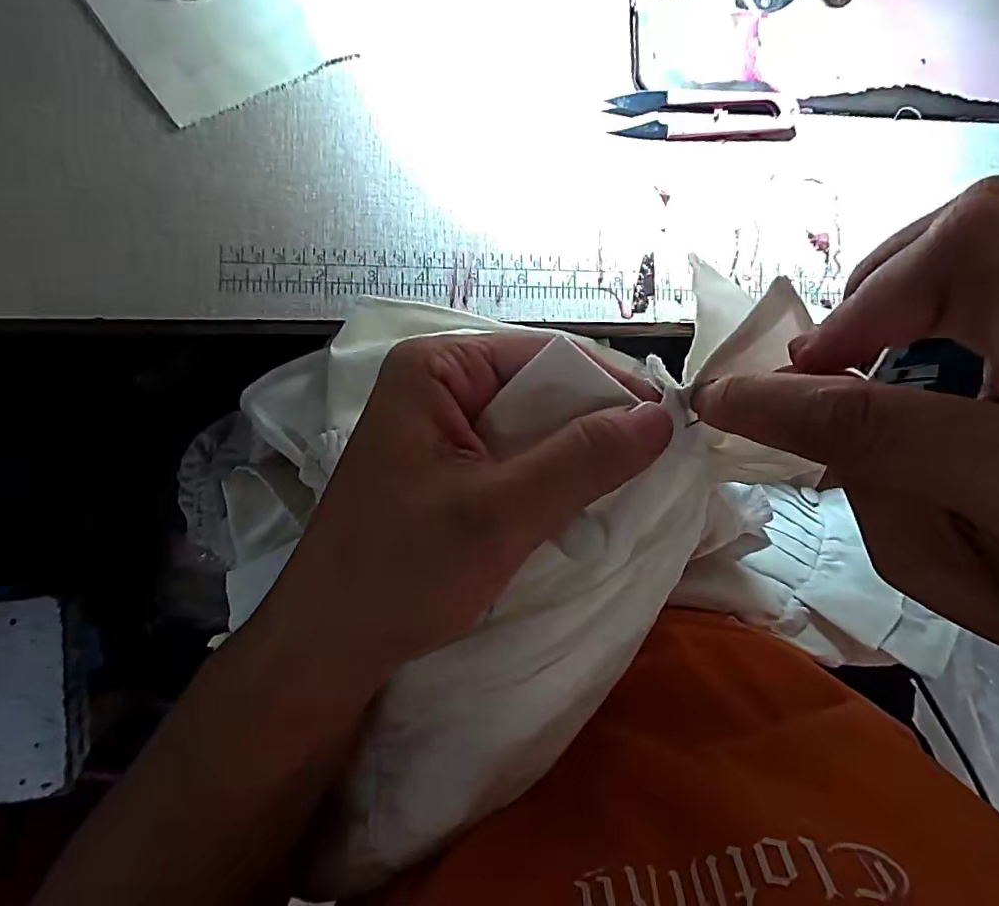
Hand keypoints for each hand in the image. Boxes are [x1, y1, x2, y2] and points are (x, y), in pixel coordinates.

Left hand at [263, 333, 672, 671]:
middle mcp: (434, 385)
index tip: (669, 426)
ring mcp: (435, 427)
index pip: (542, 354)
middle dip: (589, 427)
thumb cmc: (401, 571)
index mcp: (433, 368)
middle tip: (650, 468)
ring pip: (528, 427)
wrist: (329, 643)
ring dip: (570, 459)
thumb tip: (662, 415)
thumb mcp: (500, 513)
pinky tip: (571, 508)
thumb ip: (582, 460)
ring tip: (618, 492)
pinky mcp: (441, 467)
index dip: (608, 386)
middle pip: (537, 388)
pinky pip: (510, 457)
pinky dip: (544, 481)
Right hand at [692, 173, 998, 696]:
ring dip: (905, 267)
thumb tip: (784, 389)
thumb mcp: (927, 569)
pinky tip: (951, 285)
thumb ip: (855, 466)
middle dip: (867, 297)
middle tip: (823, 357)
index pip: (891, 419)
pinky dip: (995, 233)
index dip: (780, 402)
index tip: (718, 397)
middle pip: (982, 251)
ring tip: (875, 330)